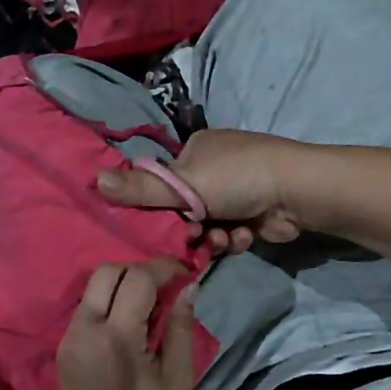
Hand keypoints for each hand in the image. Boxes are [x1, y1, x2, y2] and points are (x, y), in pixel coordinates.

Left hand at [52, 261, 197, 389]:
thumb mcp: (178, 377)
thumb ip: (181, 327)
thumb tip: (187, 288)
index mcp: (117, 337)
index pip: (138, 278)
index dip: (164, 268)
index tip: (185, 273)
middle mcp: (86, 328)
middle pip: (108, 270)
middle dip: (140, 270)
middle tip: (165, 287)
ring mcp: (69, 335)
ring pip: (94, 285)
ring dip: (123, 283)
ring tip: (149, 303)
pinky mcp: (64, 344)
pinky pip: (87, 305)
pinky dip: (110, 300)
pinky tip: (130, 320)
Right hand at [96, 130, 311, 255]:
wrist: (297, 192)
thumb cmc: (237, 178)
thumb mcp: (184, 184)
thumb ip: (141, 189)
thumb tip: (93, 181)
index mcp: (194, 150)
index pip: (163, 184)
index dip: (160, 210)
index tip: (161, 229)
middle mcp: (213, 168)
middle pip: (186, 210)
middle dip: (192, 229)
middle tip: (197, 237)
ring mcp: (236, 190)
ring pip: (209, 226)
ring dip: (215, 238)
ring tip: (224, 238)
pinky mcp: (253, 213)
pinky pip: (231, 233)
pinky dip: (235, 238)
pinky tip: (244, 236)